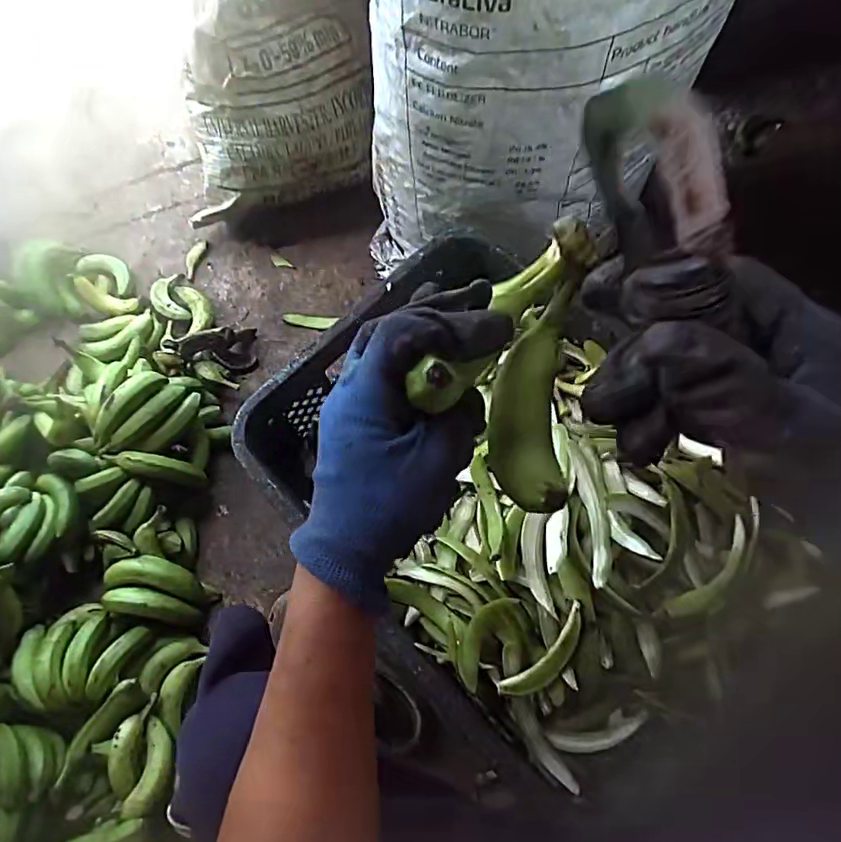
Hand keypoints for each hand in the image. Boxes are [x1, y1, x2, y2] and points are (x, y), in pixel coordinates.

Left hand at [290, 280, 512, 614]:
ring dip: (421, 326)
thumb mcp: (436, 462)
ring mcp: (348, 401)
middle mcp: (348, 386)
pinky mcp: (355, 417)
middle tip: (479, 293)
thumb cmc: (388, 508)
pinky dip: (410, 355)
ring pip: (382, 346)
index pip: (405, 332)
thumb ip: (457, 416)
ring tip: (460, 304)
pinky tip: (435, 352)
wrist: (344, 548)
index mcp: (363, 391)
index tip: (496, 328)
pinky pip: (382, 372)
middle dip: (436, 310)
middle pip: (389, 328)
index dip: (452, 322)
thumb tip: (465, 394)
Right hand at [580, 255, 840, 560]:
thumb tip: (651, 337)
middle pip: (678, 323)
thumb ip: (722, 380)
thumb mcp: (786, 428)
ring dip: (629, 393)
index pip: (723, 278)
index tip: (610, 299)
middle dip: (636, 357)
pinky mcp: (708, 415)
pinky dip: (638, 422)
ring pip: (658, 365)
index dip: (666, 281)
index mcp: (791, 327)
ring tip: (620, 430)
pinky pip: (658, 402)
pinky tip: (637, 447)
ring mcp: (728, 380)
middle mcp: (755, 345)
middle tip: (606, 398)